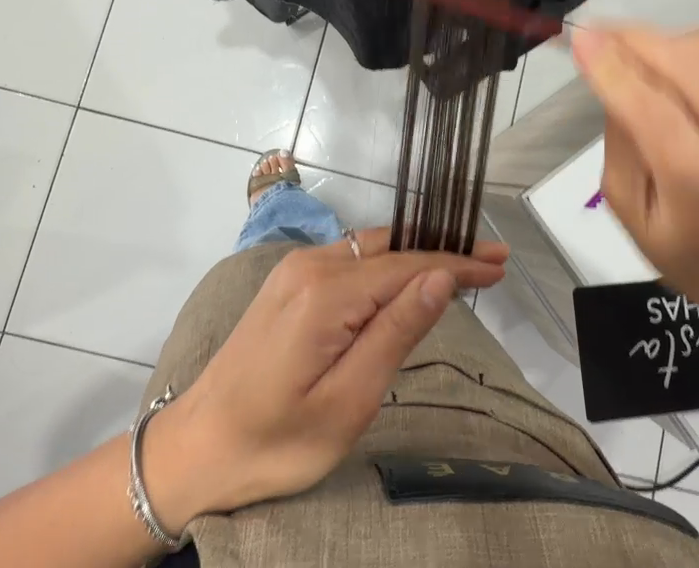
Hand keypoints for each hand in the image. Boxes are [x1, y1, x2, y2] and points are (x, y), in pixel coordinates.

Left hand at [142, 230, 508, 529]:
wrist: (196, 449)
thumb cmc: (276, 441)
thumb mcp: (348, 400)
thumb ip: (395, 332)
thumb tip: (439, 277)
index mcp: (326, 292)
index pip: (408, 265)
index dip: (458, 264)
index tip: (501, 266)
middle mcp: (309, 266)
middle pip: (391, 248)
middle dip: (443, 252)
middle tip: (494, 262)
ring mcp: (292, 272)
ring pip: (369, 250)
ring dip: (416, 257)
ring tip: (463, 268)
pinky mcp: (285, 286)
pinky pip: (348, 262)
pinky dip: (386, 266)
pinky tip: (409, 280)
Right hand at [571, 26, 698, 318]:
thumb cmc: (686, 253)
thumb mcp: (631, 215)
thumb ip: (622, 146)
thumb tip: (613, 77)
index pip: (661, 123)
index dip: (618, 76)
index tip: (581, 41)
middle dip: (643, 44)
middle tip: (600, 30)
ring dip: (670, 40)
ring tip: (631, 42)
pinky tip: (673, 49)